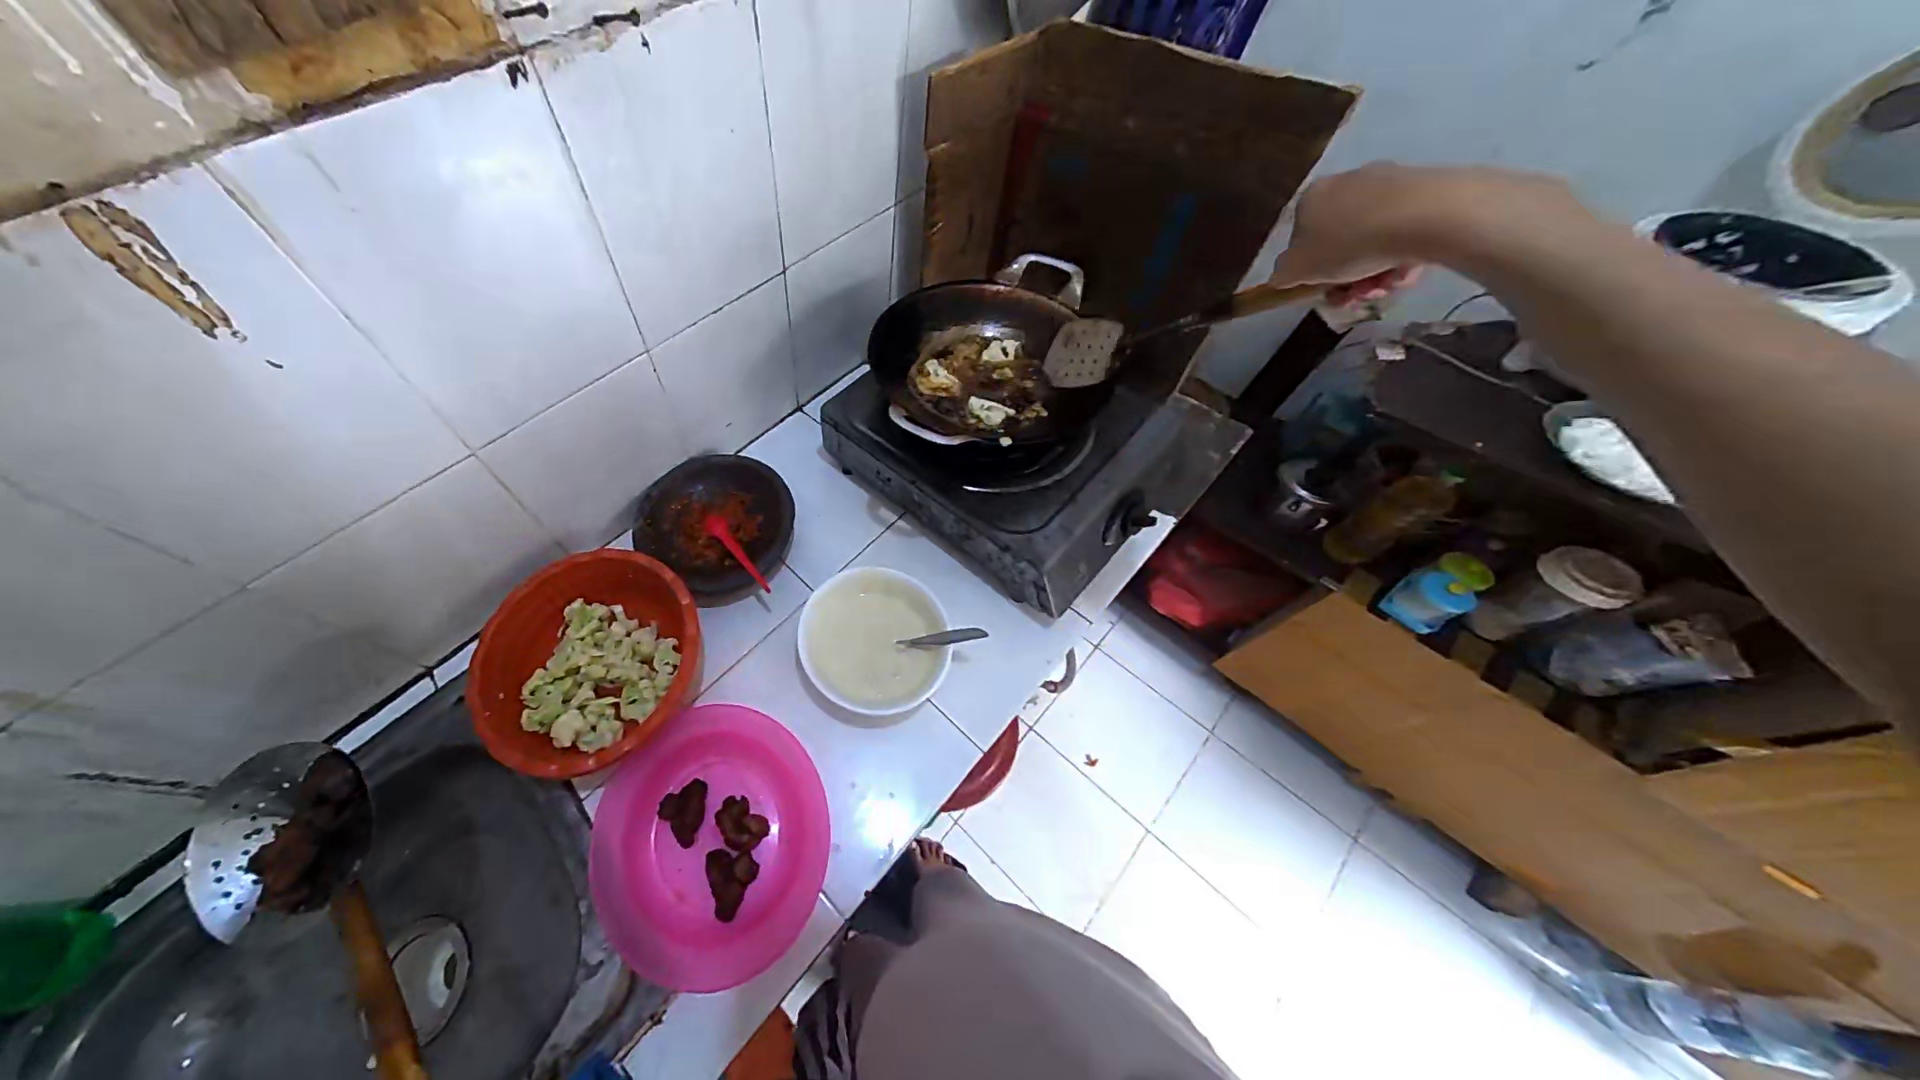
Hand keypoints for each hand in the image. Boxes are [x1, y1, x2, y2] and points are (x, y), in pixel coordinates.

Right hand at [1271, 163, 1594, 293]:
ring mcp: (1386, 184)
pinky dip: (1400, 258)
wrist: (1423, 215)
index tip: (1324, 291)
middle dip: (1346, 277)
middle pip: (1338, 243)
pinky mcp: (1423, 190)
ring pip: (1370, 242)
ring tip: (1386, 288)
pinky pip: (1401, 233)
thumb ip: (1282, 274)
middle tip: (1357, 297)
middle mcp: (1345, 183)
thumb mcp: (1298, 270)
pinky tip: (1407, 272)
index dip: (1310, 272)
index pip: (1300, 240)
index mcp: (1311, 199)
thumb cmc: (1348, 243)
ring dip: (1373, 274)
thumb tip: (1283, 275)